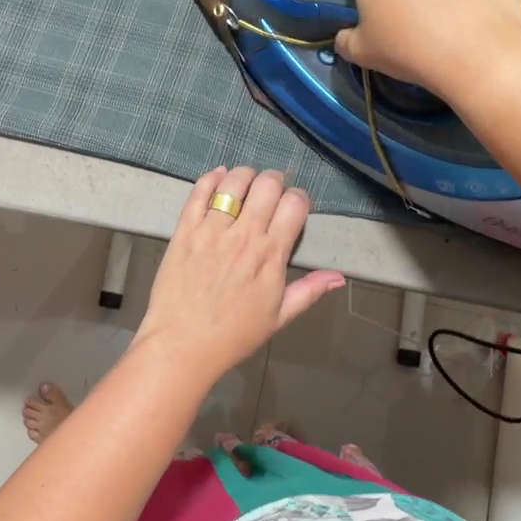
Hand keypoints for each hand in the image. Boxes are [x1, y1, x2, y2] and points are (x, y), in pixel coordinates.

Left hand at [135, 167, 345, 378]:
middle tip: (272, 189)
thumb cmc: (233, 336)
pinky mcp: (185, 230)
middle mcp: (244, 235)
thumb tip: (339, 277)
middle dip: (275, 180)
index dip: (299, 198)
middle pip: (268, 185)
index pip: (294, 205)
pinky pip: (199, 192)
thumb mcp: (278, 318)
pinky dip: (211, 177)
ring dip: (245, 175)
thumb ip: (308, 291)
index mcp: (271, 255)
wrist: (181, 345)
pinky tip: (219, 176)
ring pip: (234, 182)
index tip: (295, 205)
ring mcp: (212, 230)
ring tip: (247, 182)